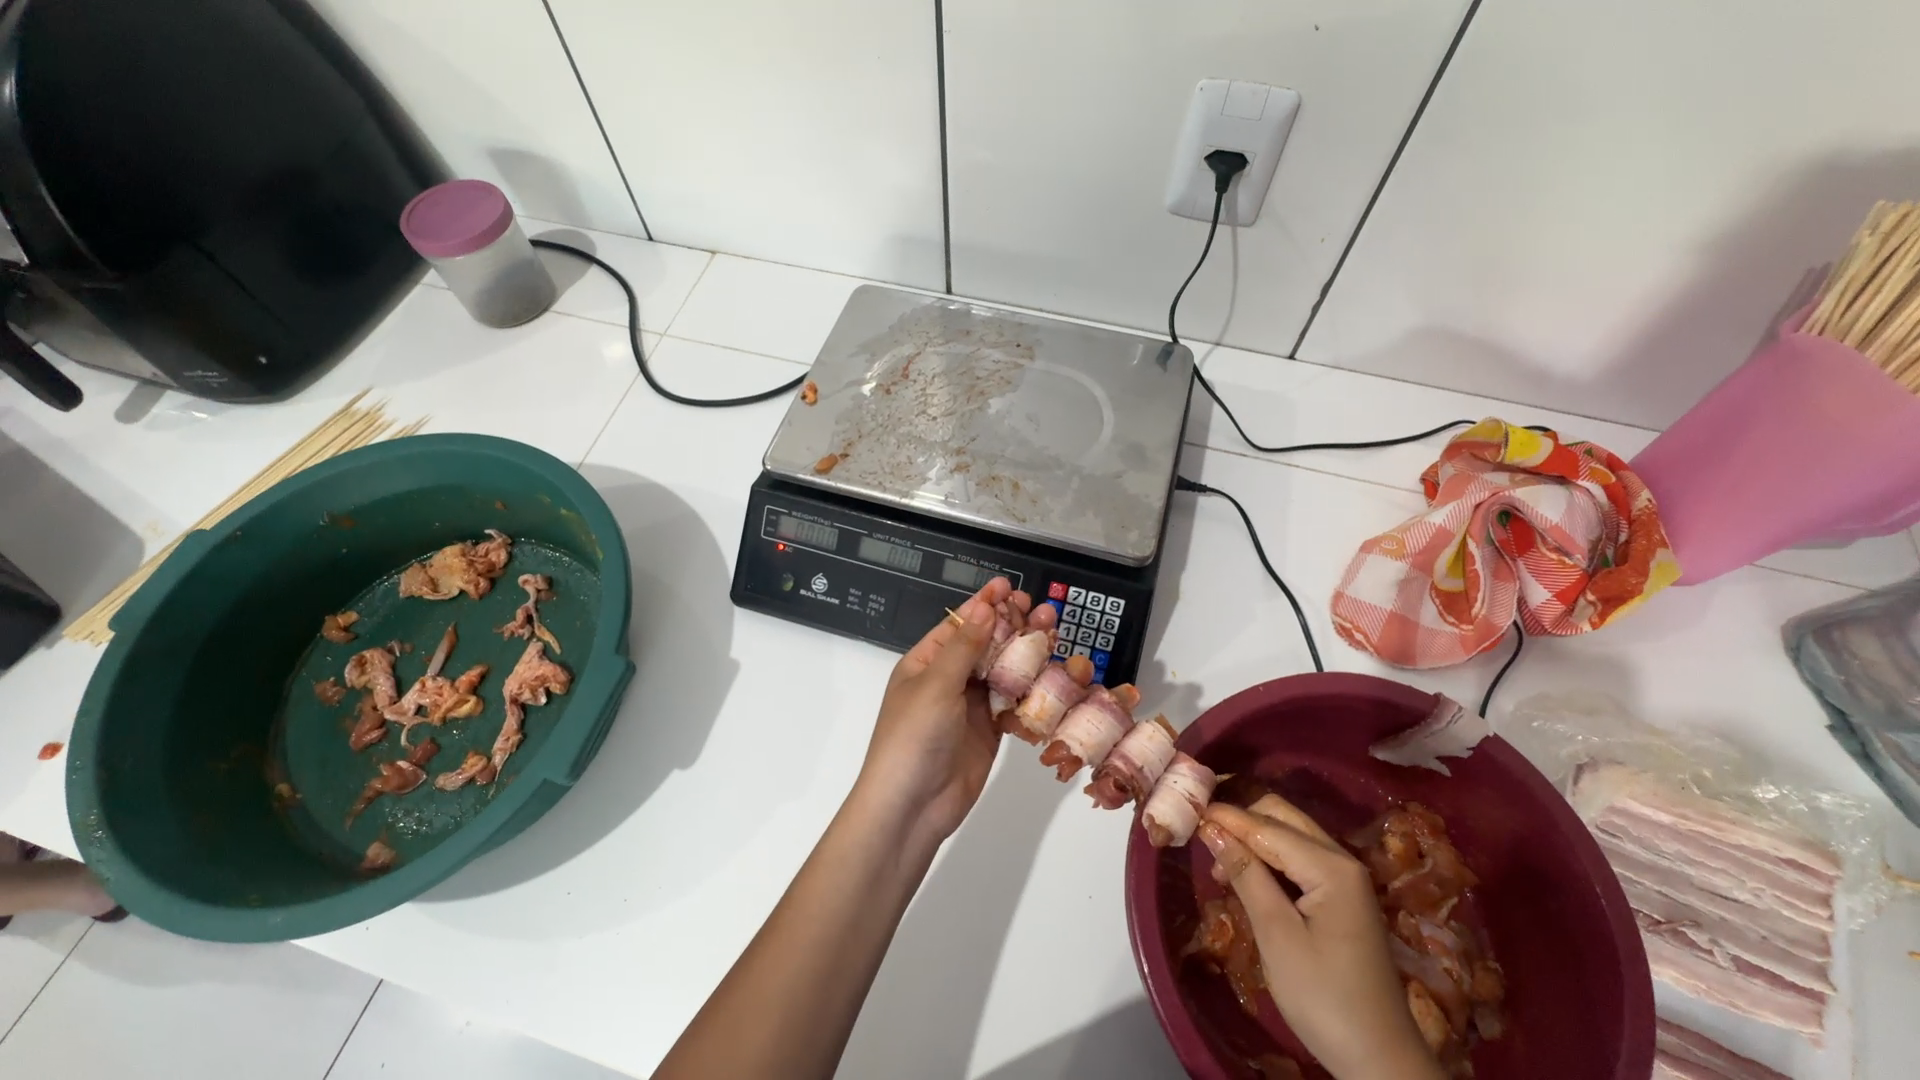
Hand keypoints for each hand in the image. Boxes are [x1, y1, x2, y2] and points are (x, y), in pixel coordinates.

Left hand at [853, 578, 1049, 843]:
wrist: (913, 806)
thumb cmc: (912, 739)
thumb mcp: (935, 686)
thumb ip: (965, 648)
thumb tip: (984, 608)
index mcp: (925, 663)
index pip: (959, 624)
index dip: (984, 604)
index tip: (1009, 586)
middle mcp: (948, 680)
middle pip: (986, 644)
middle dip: (1013, 625)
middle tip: (1042, 610)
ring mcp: (970, 706)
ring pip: (1004, 670)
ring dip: (1028, 653)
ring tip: (1054, 633)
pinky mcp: (990, 731)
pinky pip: (1014, 702)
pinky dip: (1033, 688)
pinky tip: (1054, 673)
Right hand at [1198, 796, 1443, 1079]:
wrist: (1379, 1058)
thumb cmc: (1323, 997)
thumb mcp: (1277, 935)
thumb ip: (1246, 875)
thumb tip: (1213, 829)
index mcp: (1331, 867)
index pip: (1267, 826)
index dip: (1226, 817)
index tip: (1186, 811)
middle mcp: (1342, 861)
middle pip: (1283, 818)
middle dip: (1241, 820)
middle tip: (1201, 837)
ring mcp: (1346, 879)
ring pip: (1291, 836)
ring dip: (1253, 839)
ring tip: (1218, 863)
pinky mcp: (1343, 898)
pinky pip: (1300, 859)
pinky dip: (1270, 859)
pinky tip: (1247, 877)